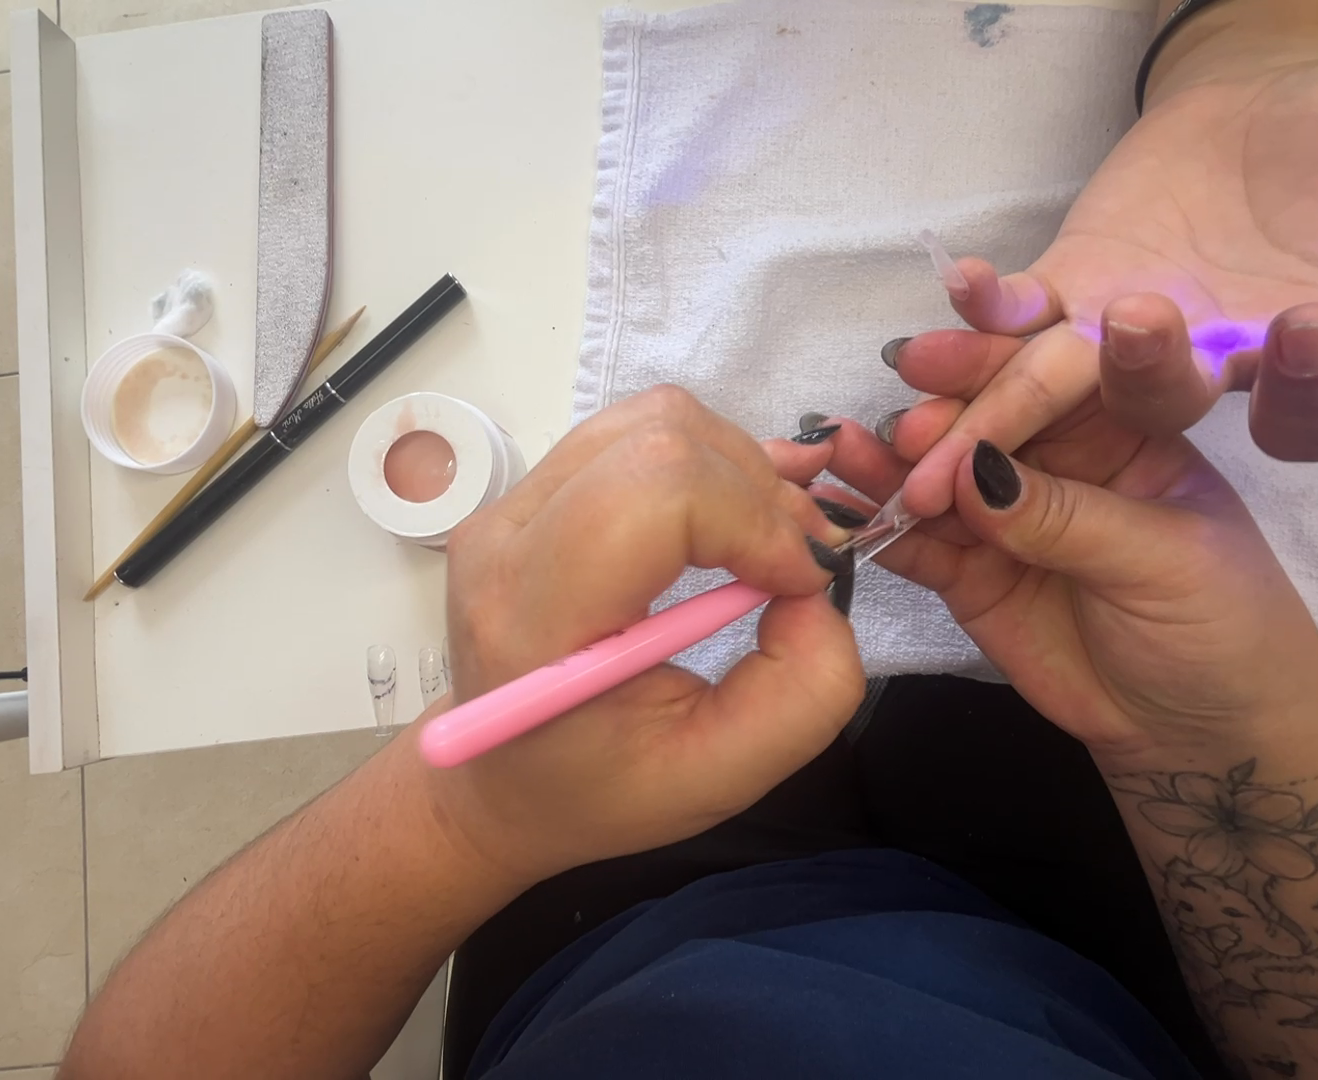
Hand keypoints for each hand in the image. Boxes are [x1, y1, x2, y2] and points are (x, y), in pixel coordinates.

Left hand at [416, 386, 863, 884]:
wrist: (499, 779)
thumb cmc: (595, 790)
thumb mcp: (716, 778)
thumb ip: (801, 692)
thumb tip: (818, 585)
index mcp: (535, 616)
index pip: (654, 493)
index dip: (754, 519)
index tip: (803, 580)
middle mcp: (506, 536)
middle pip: (658, 440)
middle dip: (758, 489)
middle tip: (800, 558)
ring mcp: (511, 503)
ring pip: (652, 421)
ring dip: (736, 468)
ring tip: (766, 537)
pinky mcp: (532, 492)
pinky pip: (634, 434)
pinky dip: (705, 459)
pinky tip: (730, 511)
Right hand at [802, 305, 1317, 754]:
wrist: (1193, 732)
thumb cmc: (1220, 630)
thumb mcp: (1163, 561)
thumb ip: (1064, 517)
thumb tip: (969, 476)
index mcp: (1119, 432)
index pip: (1052, 381)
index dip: (996, 366)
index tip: (938, 358)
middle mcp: (1051, 463)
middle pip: (982, 425)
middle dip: (938, 421)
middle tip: (902, 431)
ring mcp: (1001, 517)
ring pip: (936, 482)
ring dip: (888, 469)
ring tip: (840, 453)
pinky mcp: (965, 570)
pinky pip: (916, 545)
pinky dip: (877, 531)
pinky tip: (841, 513)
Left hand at [901, 51, 1317, 516]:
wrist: (1269, 103)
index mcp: (1297, 362)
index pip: (1308, 412)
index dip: (1312, 390)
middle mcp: (1197, 368)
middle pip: (1153, 410)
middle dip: (1123, 396)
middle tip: (1095, 373)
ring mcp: (1114, 337)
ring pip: (1055, 384)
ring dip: (998, 397)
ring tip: (936, 420)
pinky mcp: (1063, 292)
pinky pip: (1015, 314)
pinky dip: (986, 306)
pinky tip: (959, 288)